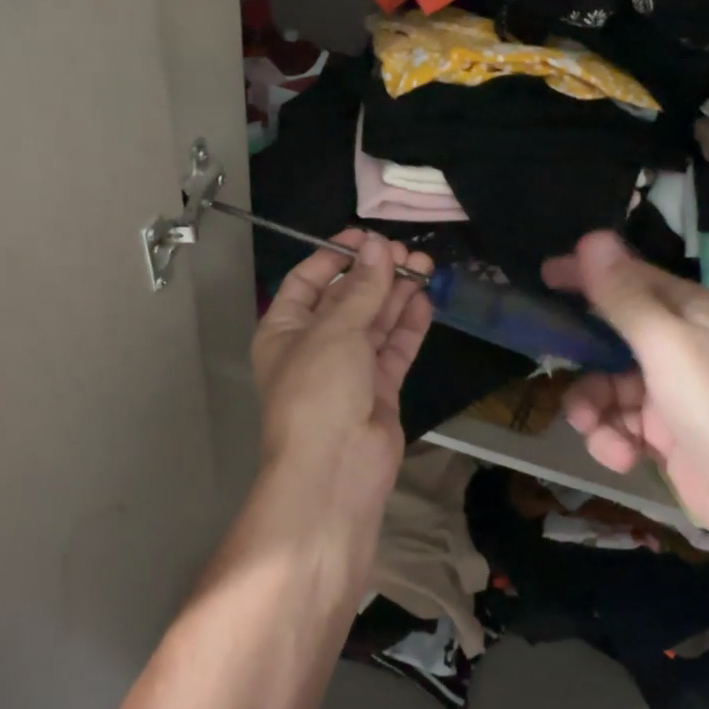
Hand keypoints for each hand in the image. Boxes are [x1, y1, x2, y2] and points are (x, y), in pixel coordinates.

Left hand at [252, 229, 434, 509]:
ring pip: (374, 322)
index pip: (308, 280)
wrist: (335, 471)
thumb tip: (378, 247)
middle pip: (346, 299)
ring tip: (424, 266)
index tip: (367, 237)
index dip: (336, 256)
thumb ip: (362, 289)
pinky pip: (393, 349)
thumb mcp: (335, 331)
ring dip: (396, 294)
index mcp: (284, 329)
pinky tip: (424, 300)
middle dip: (374, 274)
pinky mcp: (377, 389)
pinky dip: (407, 325)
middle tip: (406, 252)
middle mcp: (313, 346)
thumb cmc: (318, 391)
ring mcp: (347, 369)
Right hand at [542, 231, 708, 561]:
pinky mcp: (666, 438)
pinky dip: (613, 440)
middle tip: (551, 363)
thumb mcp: (666, 345)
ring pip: (606, 387)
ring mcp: (671, 395)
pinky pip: (619, 425)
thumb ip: (623, 296)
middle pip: (609, 337)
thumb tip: (593, 237)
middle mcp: (679, 346)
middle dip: (582, 357)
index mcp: (688, 313)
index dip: (586, 275)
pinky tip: (624, 458)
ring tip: (597, 430)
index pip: (628, 278)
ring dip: (592, 408)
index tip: (543, 277)